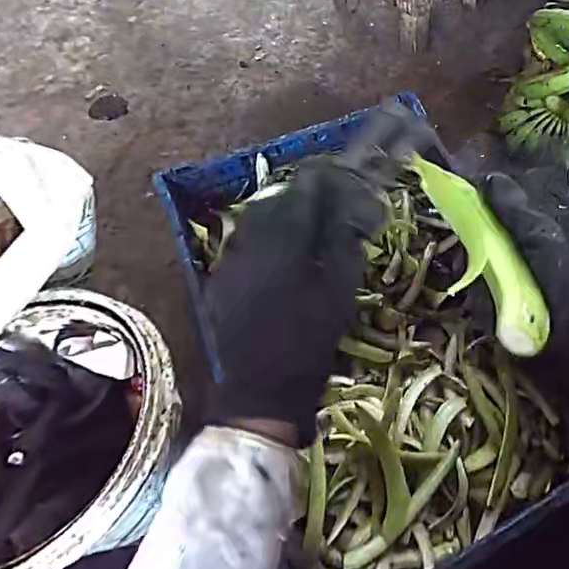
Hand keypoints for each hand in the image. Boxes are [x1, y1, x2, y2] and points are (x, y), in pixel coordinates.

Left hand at [200, 159, 385, 443]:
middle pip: (276, 199)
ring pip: (255, 218)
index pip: (304, 192)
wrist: (261, 391)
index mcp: (285, 244)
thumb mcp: (339, 293)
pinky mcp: (218, 278)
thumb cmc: (310, 342)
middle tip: (327, 200)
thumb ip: (343, 245)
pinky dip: (264, 236)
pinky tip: (281, 252)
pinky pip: (242, 242)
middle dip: (303, 194)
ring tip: (305, 224)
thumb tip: (349, 213)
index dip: (325, 179)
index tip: (341, 177)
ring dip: (282, 213)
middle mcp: (250, 244)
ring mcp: (229, 260)